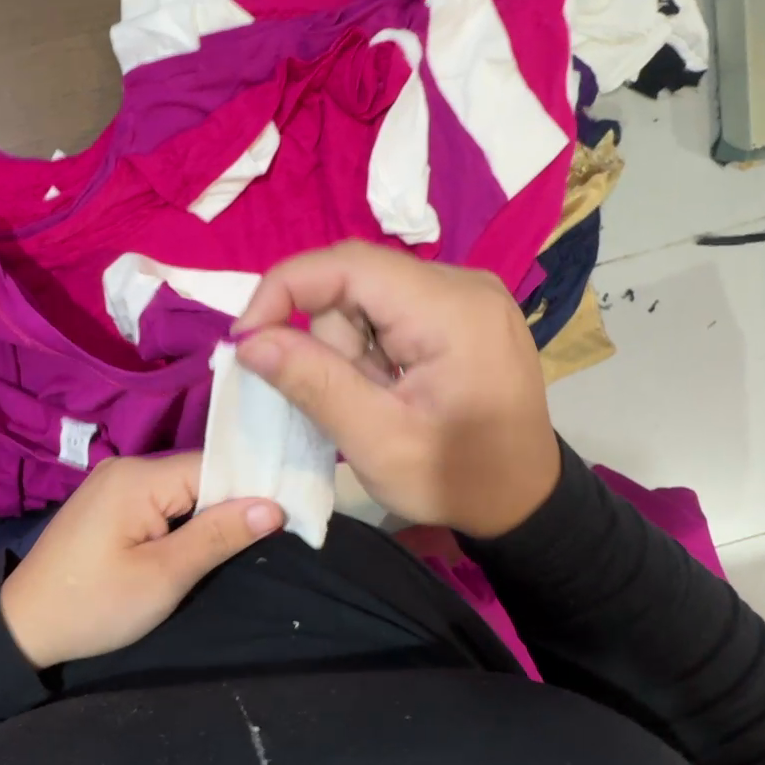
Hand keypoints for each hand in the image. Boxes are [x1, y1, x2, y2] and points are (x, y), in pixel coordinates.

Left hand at [0, 454, 282, 668]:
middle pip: (198, 476)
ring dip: (209, 516)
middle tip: (274, 537)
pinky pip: (159, 503)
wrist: (23, 627)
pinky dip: (183, 522)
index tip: (290, 519)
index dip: (252, 492)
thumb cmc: (94, 605)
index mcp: (137, 478)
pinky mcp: (107, 507)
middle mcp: (125, 469)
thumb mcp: (163, 576)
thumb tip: (274, 505)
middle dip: (233, 505)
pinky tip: (200, 543)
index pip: (214, 468)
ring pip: (181, 491)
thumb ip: (218, 536)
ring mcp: (112, 486)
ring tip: (244, 543)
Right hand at [231, 241, 560, 538]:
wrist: (521, 501)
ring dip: (348, 353)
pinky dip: (367, 353)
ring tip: (376, 403)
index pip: (346, 264)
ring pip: (364, 300)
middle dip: (328, 342)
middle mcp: (460, 284)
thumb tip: (248, 341)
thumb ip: (313, 384)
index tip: (244, 341)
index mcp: (449, 309)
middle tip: (349, 401)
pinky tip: (387, 391)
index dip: (282, 291)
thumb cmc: (454, 478)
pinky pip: (386, 314)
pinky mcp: (458, 314)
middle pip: (353, 284)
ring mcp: (463, 296)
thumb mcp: (376, 441)